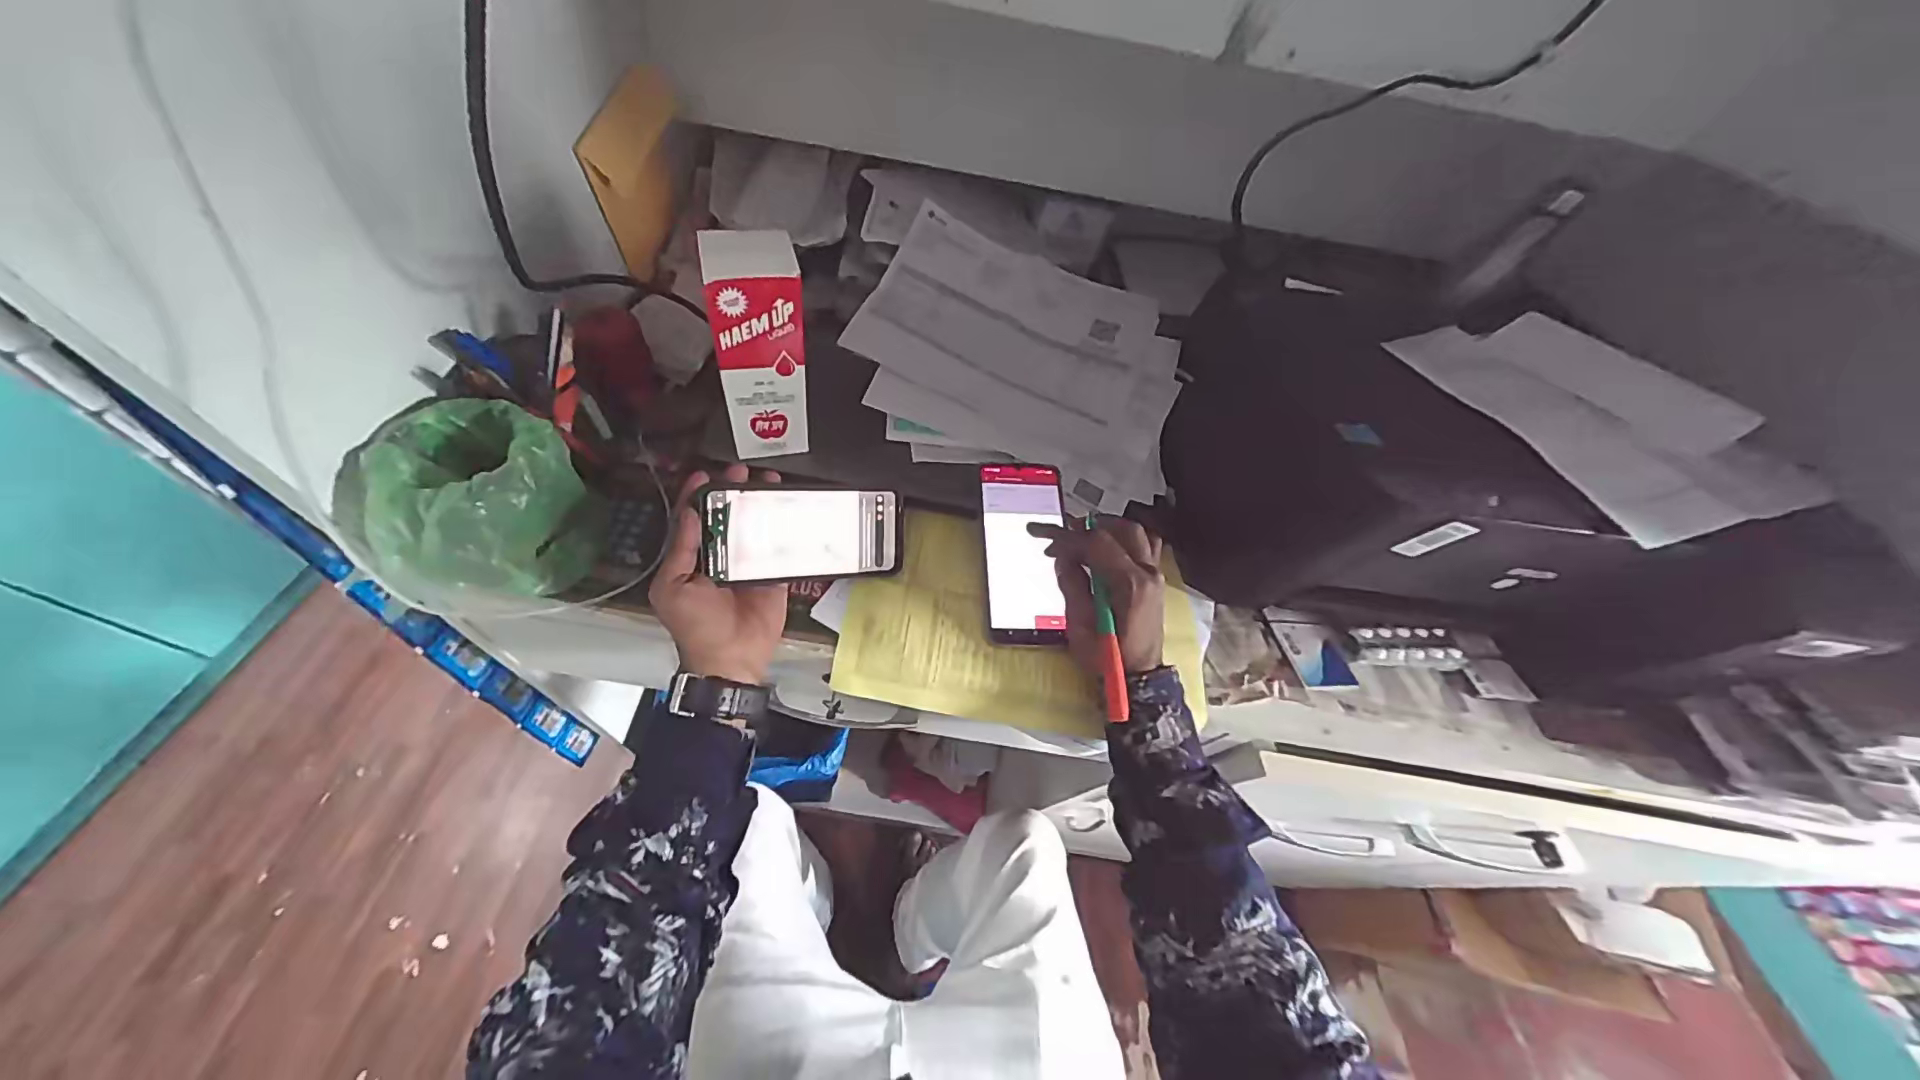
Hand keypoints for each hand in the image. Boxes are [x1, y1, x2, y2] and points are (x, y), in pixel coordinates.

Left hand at [648, 463, 787, 688]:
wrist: (732, 659)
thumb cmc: (696, 627)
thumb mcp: (673, 589)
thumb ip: (681, 551)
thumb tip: (689, 513)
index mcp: (692, 557)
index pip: (692, 518)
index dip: (696, 495)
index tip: (704, 475)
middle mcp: (719, 555)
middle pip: (725, 516)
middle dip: (732, 492)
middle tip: (742, 473)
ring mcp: (747, 564)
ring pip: (752, 526)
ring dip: (759, 505)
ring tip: (768, 483)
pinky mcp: (772, 575)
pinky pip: (778, 548)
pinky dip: (784, 529)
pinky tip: (788, 511)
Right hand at [1029, 517, 1164, 677]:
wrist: (1138, 677)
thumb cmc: (1107, 658)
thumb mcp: (1080, 625)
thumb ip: (1072, 585)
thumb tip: (1062, 557)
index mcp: (1129, 584)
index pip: (1097, 543)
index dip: (1067, 536)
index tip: (1043, 536)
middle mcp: (1147, 574)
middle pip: (1120, 530)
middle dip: (1087, 526)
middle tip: (1061, 535)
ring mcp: (1155, 576)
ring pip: (1136, 534)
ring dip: (1108, 529)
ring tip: (1083, 536)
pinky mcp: (1154, 581)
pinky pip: (1145, 546)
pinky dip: (1124, 540)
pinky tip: (1107, 548)